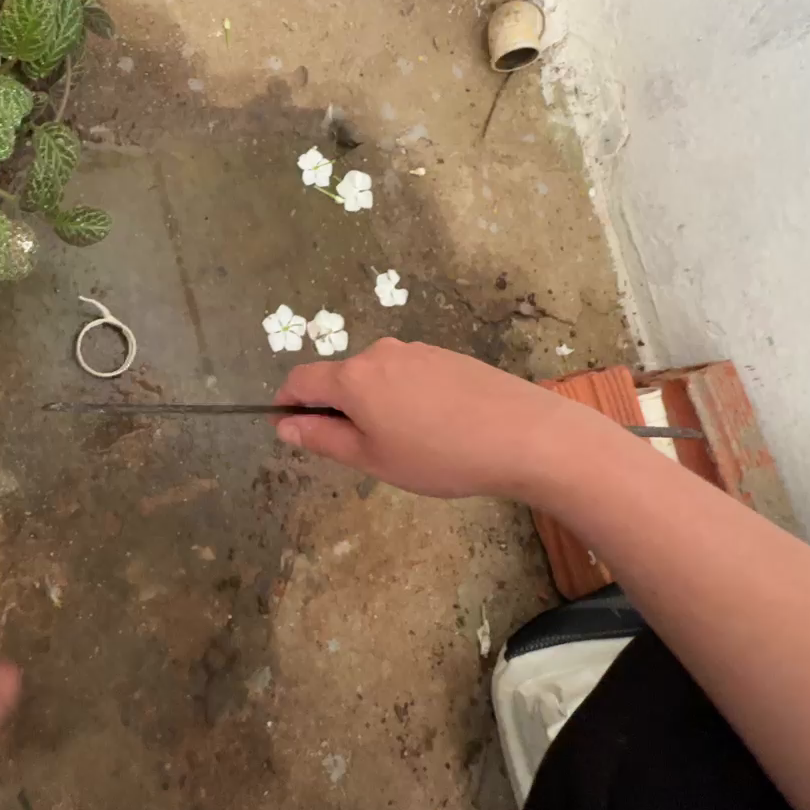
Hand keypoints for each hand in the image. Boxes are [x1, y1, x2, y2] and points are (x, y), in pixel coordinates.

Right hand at [273, 338, 630, 501]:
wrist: (525, 435)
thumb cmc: (439, 455)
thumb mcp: (372, 458)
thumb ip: (322, 439)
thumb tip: (284, 425)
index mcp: (353, 377)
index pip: (300, 379)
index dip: (287, 402)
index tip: (292, 428)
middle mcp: (379, 353)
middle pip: (339, 377)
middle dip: (336, 408)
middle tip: (361, 451)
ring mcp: (415, 351)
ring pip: (375, 376)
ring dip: (372, 403)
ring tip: (407, 444)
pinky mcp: (445, 355)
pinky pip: (407, 374)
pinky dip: (403, 396)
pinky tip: (436, 427)